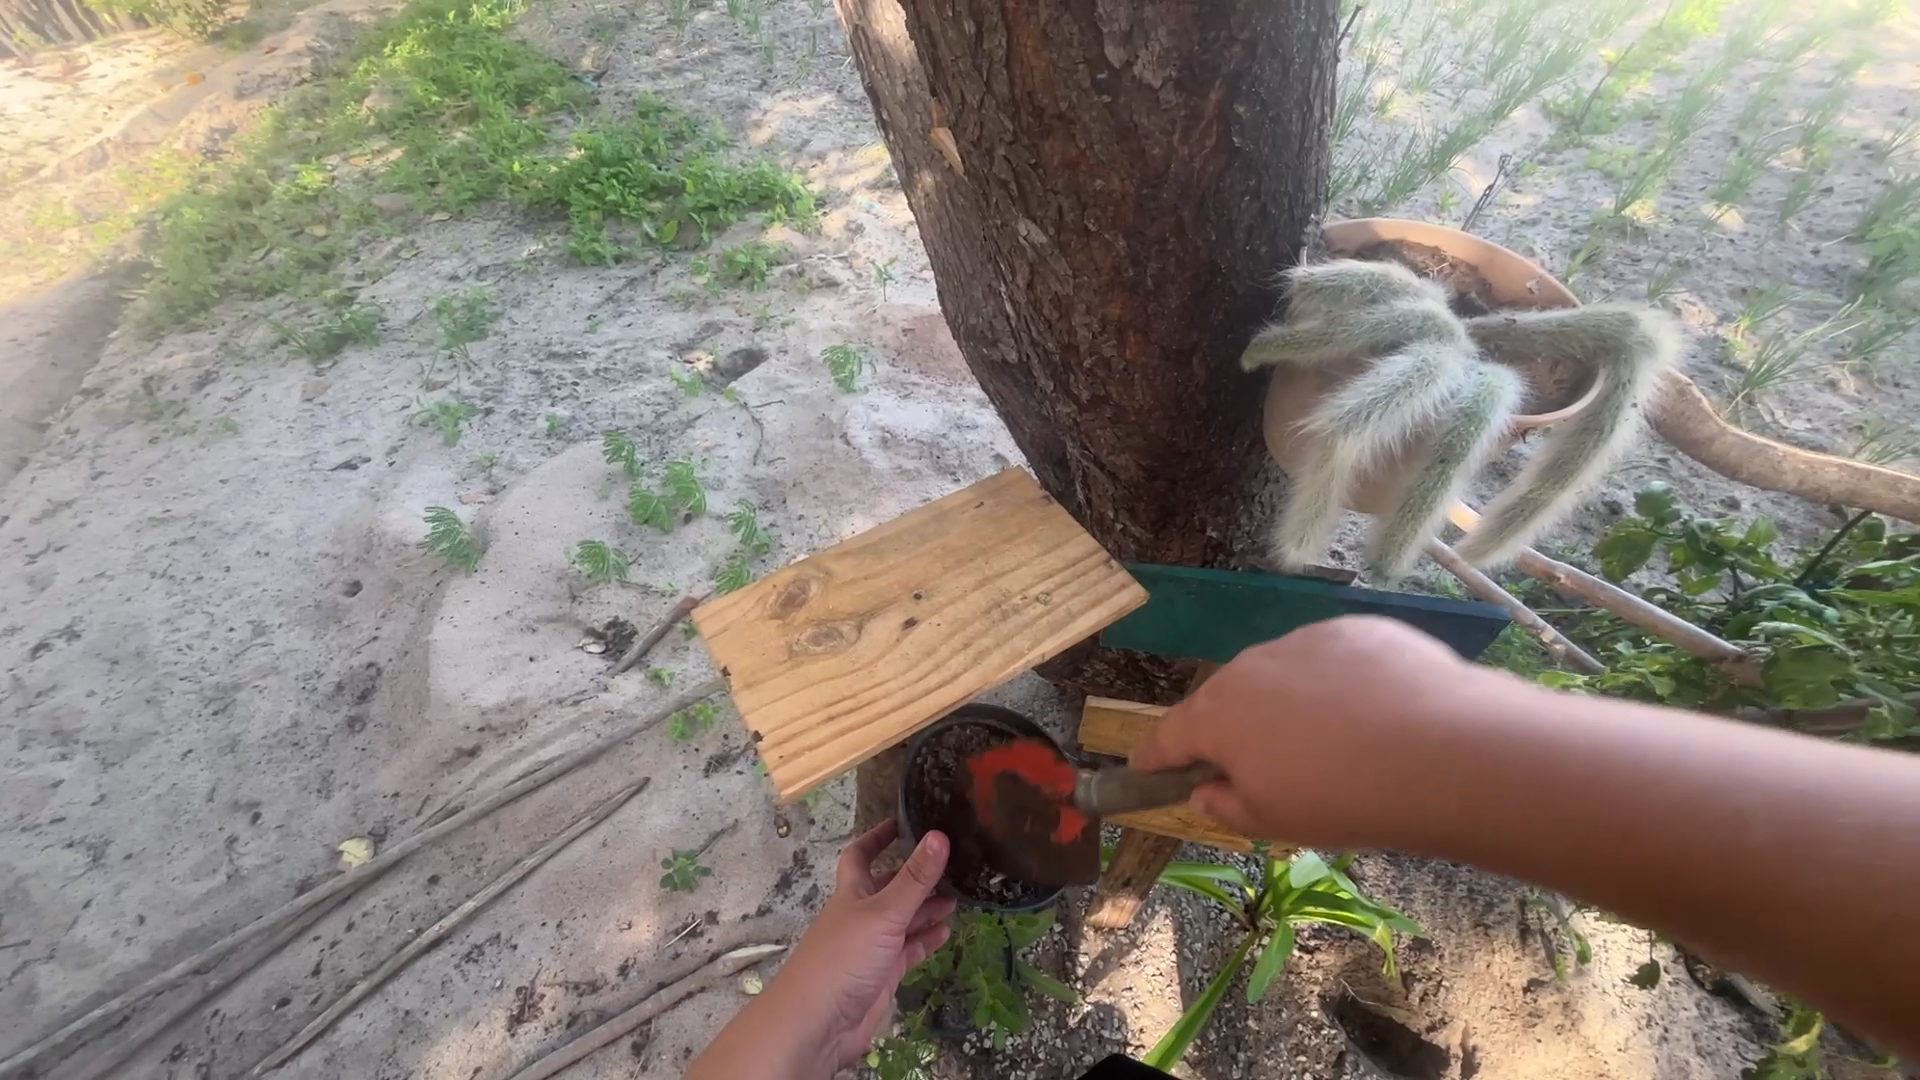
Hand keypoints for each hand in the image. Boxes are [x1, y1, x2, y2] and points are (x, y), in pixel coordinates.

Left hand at [758, 819, 955, 1072]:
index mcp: (853, 891)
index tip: (901, 821)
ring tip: (958, 896)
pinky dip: (926, 939)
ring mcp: (872, 946)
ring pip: (904, 918)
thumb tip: (940, 835)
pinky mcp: (882, 975)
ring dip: (927, 907)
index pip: (862, 854)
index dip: (878, 837)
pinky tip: (947, 931)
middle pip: (890, 886)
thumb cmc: (844, 956)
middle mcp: (862, 914)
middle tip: (951, 864)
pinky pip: (908, 950)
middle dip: (916, 875)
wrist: (817, 1025)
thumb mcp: (884, 912)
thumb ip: (915, 878)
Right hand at [1129, 615, 1496, 848]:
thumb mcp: (1274, 822)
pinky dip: (1336, 683)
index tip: (1144, 766)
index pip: (1166, 736)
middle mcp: (1245, 668)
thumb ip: (1226, 806)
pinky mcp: (1349, 629)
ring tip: (1335, 742)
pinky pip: (1327, 659)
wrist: (1445, 752)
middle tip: (1266, 766)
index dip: (1154, 756)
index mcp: (1216, 717)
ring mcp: (1297, 641)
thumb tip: (1207, 791)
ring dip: (1286, 704)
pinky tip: (1374, 713)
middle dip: (1232, 731)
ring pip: (1276, 676)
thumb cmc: (1342, 797)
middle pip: (1224, 702)